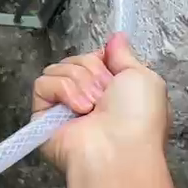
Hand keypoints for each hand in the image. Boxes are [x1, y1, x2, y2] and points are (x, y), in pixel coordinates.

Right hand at [31, 33, 168, 173]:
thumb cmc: (138, 118)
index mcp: (110, 90)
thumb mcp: (144, 78)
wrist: (118, 150)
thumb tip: (117, 36)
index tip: (112, 72)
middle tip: (105, 95)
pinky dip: (62, 91)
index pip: (93, 58)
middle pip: (76, 60)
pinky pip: (43, 83)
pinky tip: (77, 110)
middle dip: (92, 72)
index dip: (101, 60)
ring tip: (91, 107)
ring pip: (58, 68)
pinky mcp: (42, 115)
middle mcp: (86, 97)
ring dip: (79, 83)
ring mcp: (63, 106)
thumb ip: (125, 55)